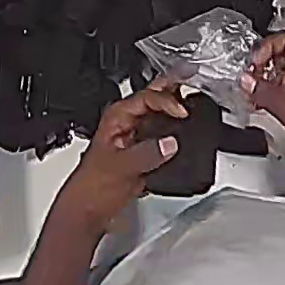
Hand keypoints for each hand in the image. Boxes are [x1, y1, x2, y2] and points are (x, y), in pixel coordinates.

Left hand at [51, 79, 185, 236]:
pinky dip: (176, 129)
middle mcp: (127, 122)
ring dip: (176, 106)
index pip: (146, 99)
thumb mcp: (121, 167)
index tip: (182, 111)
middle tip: (192, 74)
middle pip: (153, 97)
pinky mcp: (144, 153)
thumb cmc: (93, 185)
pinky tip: (188, 129)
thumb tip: (170, 142)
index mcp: (117, 117)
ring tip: (195, 96)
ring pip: (160, 114)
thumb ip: (146, 153)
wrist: (89, 209)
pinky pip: (164, 135)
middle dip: (172, 86)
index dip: (166, 102)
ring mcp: (136, 136)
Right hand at [243, 32, 284, 197]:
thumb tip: (246, 79)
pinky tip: (255, 102)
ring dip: (261, 81)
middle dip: (260, 65)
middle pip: (279, 56)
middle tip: (246, 77)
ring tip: (247, 91)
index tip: (253, 64)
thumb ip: (265, 92)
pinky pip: (279, 92)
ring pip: (277, 75)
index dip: (265, 48)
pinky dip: (266, 95)